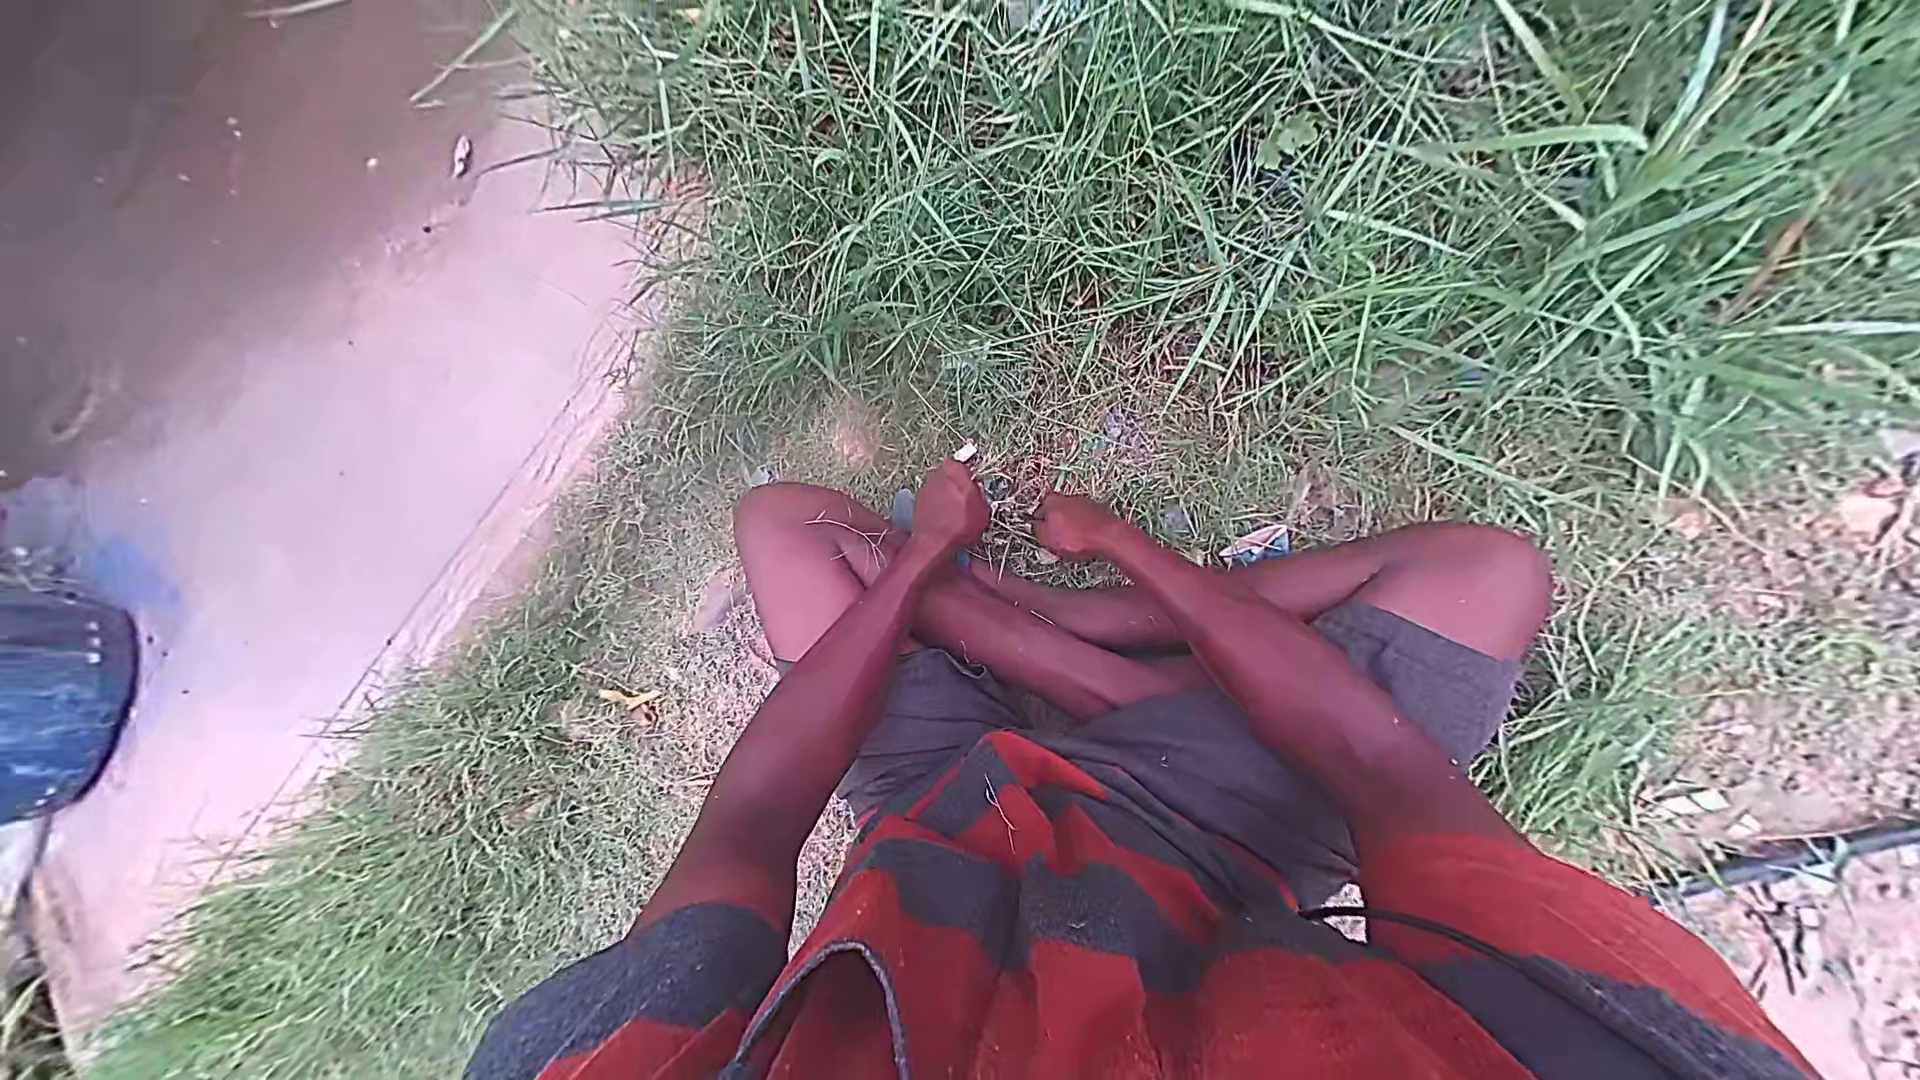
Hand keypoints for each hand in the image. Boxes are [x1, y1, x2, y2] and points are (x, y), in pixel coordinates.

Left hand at [911, 460, 989, 554]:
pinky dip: (938, 508)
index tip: (975, 486)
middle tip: (967, 501)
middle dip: (958, 487)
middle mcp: (937, 475)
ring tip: (957, 514)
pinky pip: (932, 501)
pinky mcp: (918, 502)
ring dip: (947, 497)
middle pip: (950, 477)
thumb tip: (978, 493)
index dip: (971, 478)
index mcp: (954, 470)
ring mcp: (925, 488)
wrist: (935, 542)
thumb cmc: (958, 525)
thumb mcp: (982, 509)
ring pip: (940, 489)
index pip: (964, 465)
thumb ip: (980, 494)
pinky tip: (946, 520)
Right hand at [1033, 492, 1123, 560]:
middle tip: (1055, 539)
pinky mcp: (1099, 510)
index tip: (1040, 533)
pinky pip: (1086, 519)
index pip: (1038, 509)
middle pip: (1056, 510)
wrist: (1109, 537)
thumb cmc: (1079, 538)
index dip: (1038, 523)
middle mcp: (1068, 498)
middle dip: (1055, 524)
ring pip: (1071, 514)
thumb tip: (1035, 527)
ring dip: (1070, 525)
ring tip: (1072, 541)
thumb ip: (1037, 531)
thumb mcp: (1048, 540)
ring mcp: (1085, 502)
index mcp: (1052, 502)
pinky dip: (1084, 527)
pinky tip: (1085, 539)